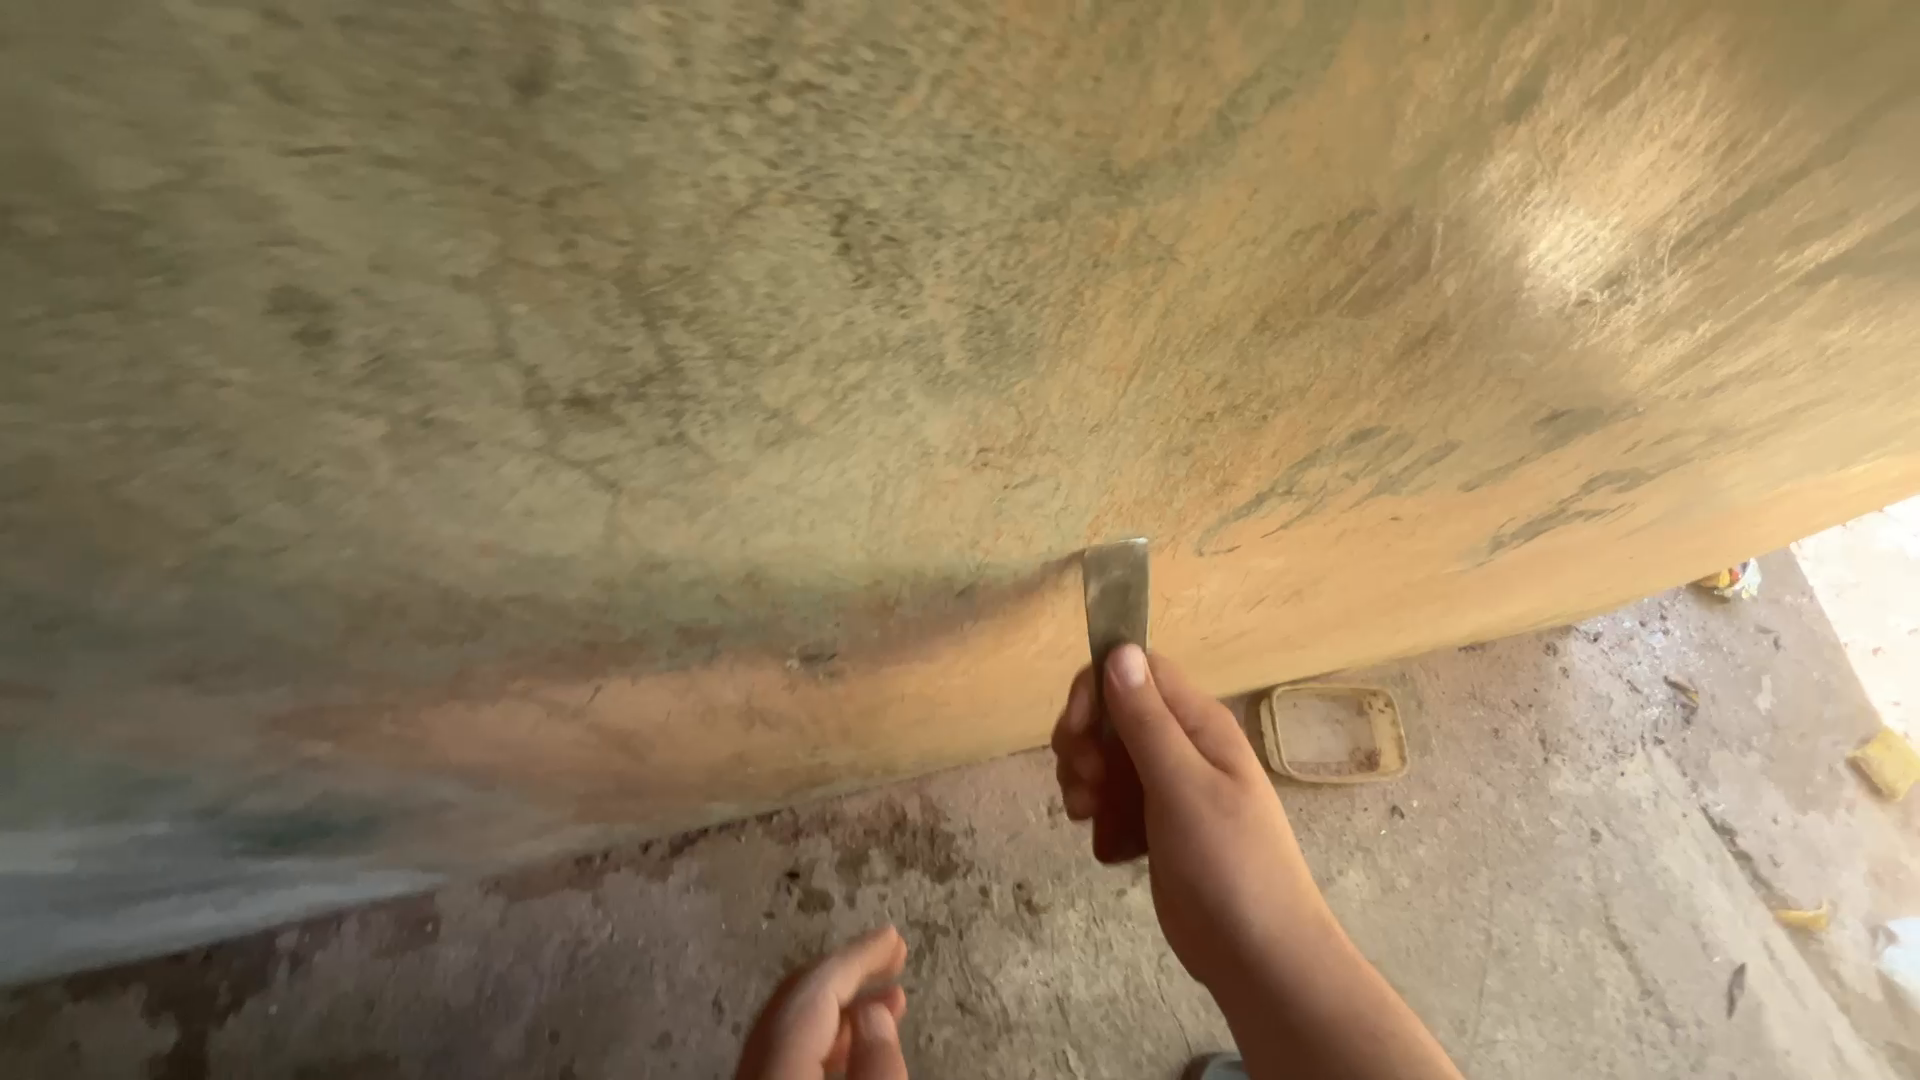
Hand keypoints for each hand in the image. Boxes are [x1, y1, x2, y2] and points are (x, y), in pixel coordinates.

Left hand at [735, 926, 909, 1079]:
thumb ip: (876, 1066)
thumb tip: (875, 1012)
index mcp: (777, 1067)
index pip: (811, 991)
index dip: (855, 957)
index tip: (892, 936)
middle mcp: (751, 1069)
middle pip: (792, 1003)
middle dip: (844, 972)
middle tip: (893, 955)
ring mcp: (747, 1079)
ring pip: (785, 1031)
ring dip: (837, 1007)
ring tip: (890, 1000)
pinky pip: (782, 1057)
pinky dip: (819, 1039)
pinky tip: (855, 1044)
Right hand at [1051, 646, 1339, 993]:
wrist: (1258, 958)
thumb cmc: (1228, 864)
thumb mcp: (1183, 787)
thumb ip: (1147, 720)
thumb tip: (1119, 649)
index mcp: (1199, 724)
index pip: (1137, 671)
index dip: (1098, 688)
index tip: (1076, 730)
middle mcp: (1183, 744)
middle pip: (1113, 712)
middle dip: (1084, 740)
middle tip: (1082, 782)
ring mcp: (1169, 784)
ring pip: (1106, 754)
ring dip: (1083, 777)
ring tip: (1084, 814)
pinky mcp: (1155, 821)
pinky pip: (1112, 795)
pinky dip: (1098, 811)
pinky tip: (1101, 840)